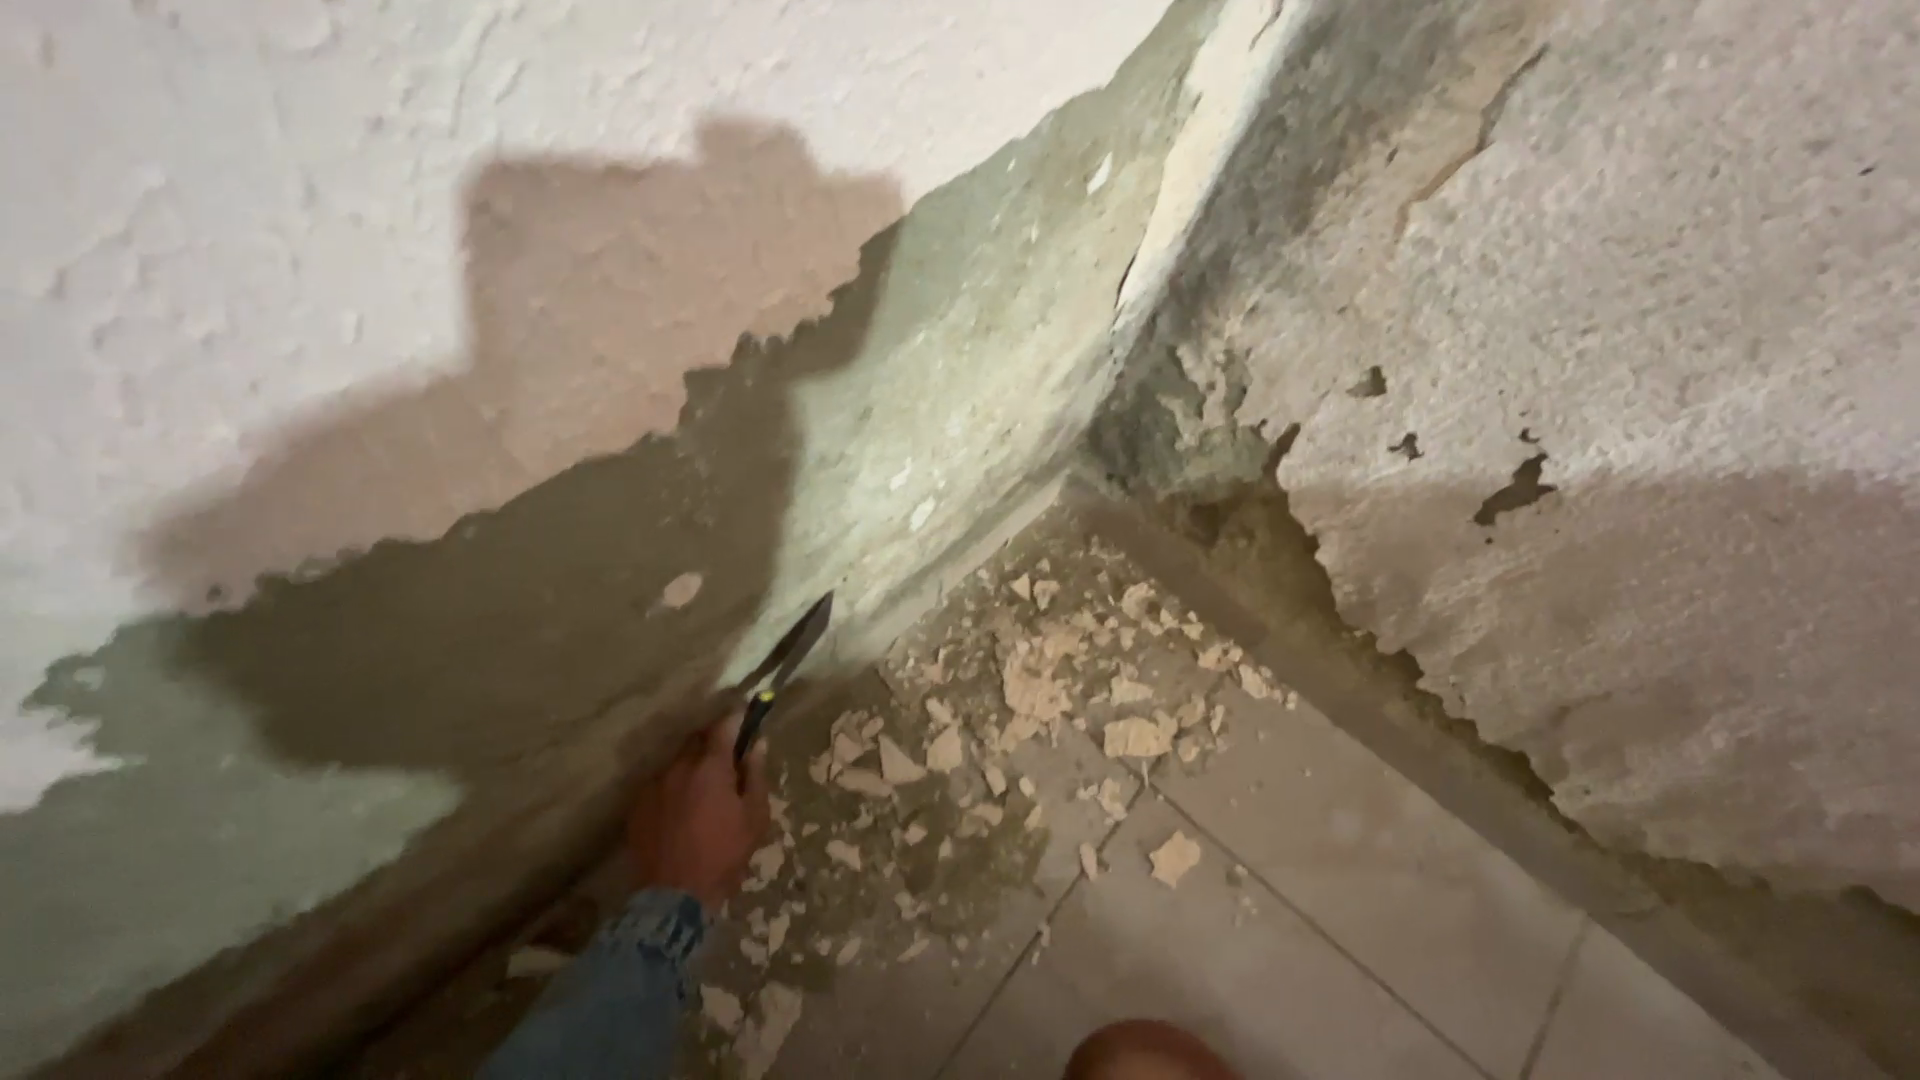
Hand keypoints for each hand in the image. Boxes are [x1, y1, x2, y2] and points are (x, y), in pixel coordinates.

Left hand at [627, 712, 770, 910]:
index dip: (737, 720)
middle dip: (713, 746)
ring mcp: (653, 787)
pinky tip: (681, 813)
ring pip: (677, 765)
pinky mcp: (637, 807)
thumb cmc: (725, 854)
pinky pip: (660, 787)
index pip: (724, 726)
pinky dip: (673, 790)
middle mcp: (678, 768)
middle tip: (728, 764)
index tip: (747, 720)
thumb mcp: (756, 816)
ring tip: (703, 794)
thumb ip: (757, 774)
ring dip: (692, 769)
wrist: (675, 896)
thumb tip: (758, 743)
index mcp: (710, 766)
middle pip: (697, 742)